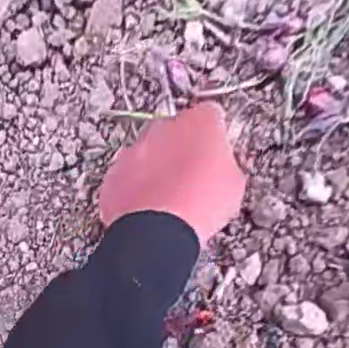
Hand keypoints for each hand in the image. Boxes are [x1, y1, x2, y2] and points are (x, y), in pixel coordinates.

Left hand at [97, 102, 245, 245]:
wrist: (157, 232)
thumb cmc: (197, 207)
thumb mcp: (234, 184)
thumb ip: (228, 164)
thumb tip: (225, 168)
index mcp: (200, 121)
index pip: (211, 115)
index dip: (215, 136)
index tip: (215, 152)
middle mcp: (163, 129)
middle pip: (174, 132)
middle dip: (180, 152)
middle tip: (190, 180)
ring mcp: (134, 152)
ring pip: (146, 155)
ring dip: (155, 171)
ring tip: (167, 200)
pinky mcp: (114, 176)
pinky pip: (124, 179)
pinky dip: (132, 191)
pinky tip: (146, 211)